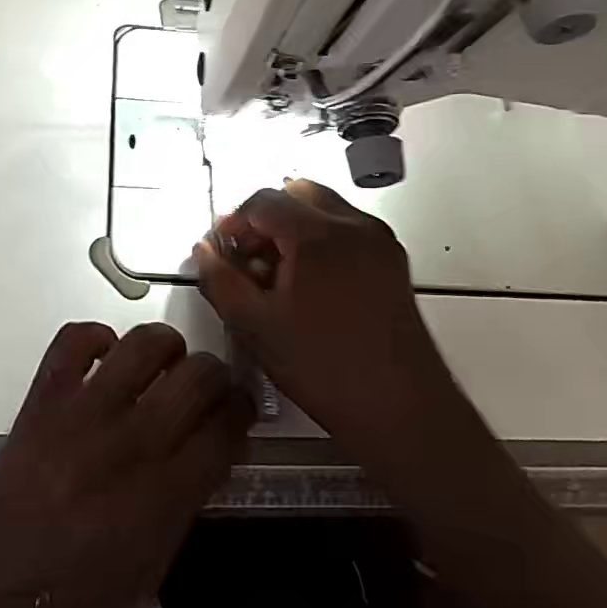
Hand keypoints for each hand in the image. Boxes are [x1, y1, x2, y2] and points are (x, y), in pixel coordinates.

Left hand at [0, 322, 249, 607]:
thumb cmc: (69, 596)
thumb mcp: (148, 573)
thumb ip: (182, 508)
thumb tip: (202, 458)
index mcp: (164, 497)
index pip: (225, 429)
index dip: (241, 412)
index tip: (239, 408)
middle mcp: (130, 443)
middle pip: (197, 378)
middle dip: (215, 374)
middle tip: (209, 383)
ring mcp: (83, 412)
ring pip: (144, 345)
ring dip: (165, 347)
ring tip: (166, 361)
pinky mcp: (44, 396)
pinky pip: (73, 339)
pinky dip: (94, 336)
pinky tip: (104, 353)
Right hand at [192, 179, 449, 436]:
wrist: (402, 413)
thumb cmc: (332, 371)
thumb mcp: (254, 325)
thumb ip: (219, 279)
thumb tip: (205, 253)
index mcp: (319, 235)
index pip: (263, 201)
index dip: (233, 222)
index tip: (223, 247)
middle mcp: (355, 229)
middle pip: (297, 194)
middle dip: (265, 219)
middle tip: (246, 255)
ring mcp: (380, 245)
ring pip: (324, 209)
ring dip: (292, 228)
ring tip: (274, 273)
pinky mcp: (393, 266)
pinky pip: (348, 231)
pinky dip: (320, 241)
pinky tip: (305, 286)